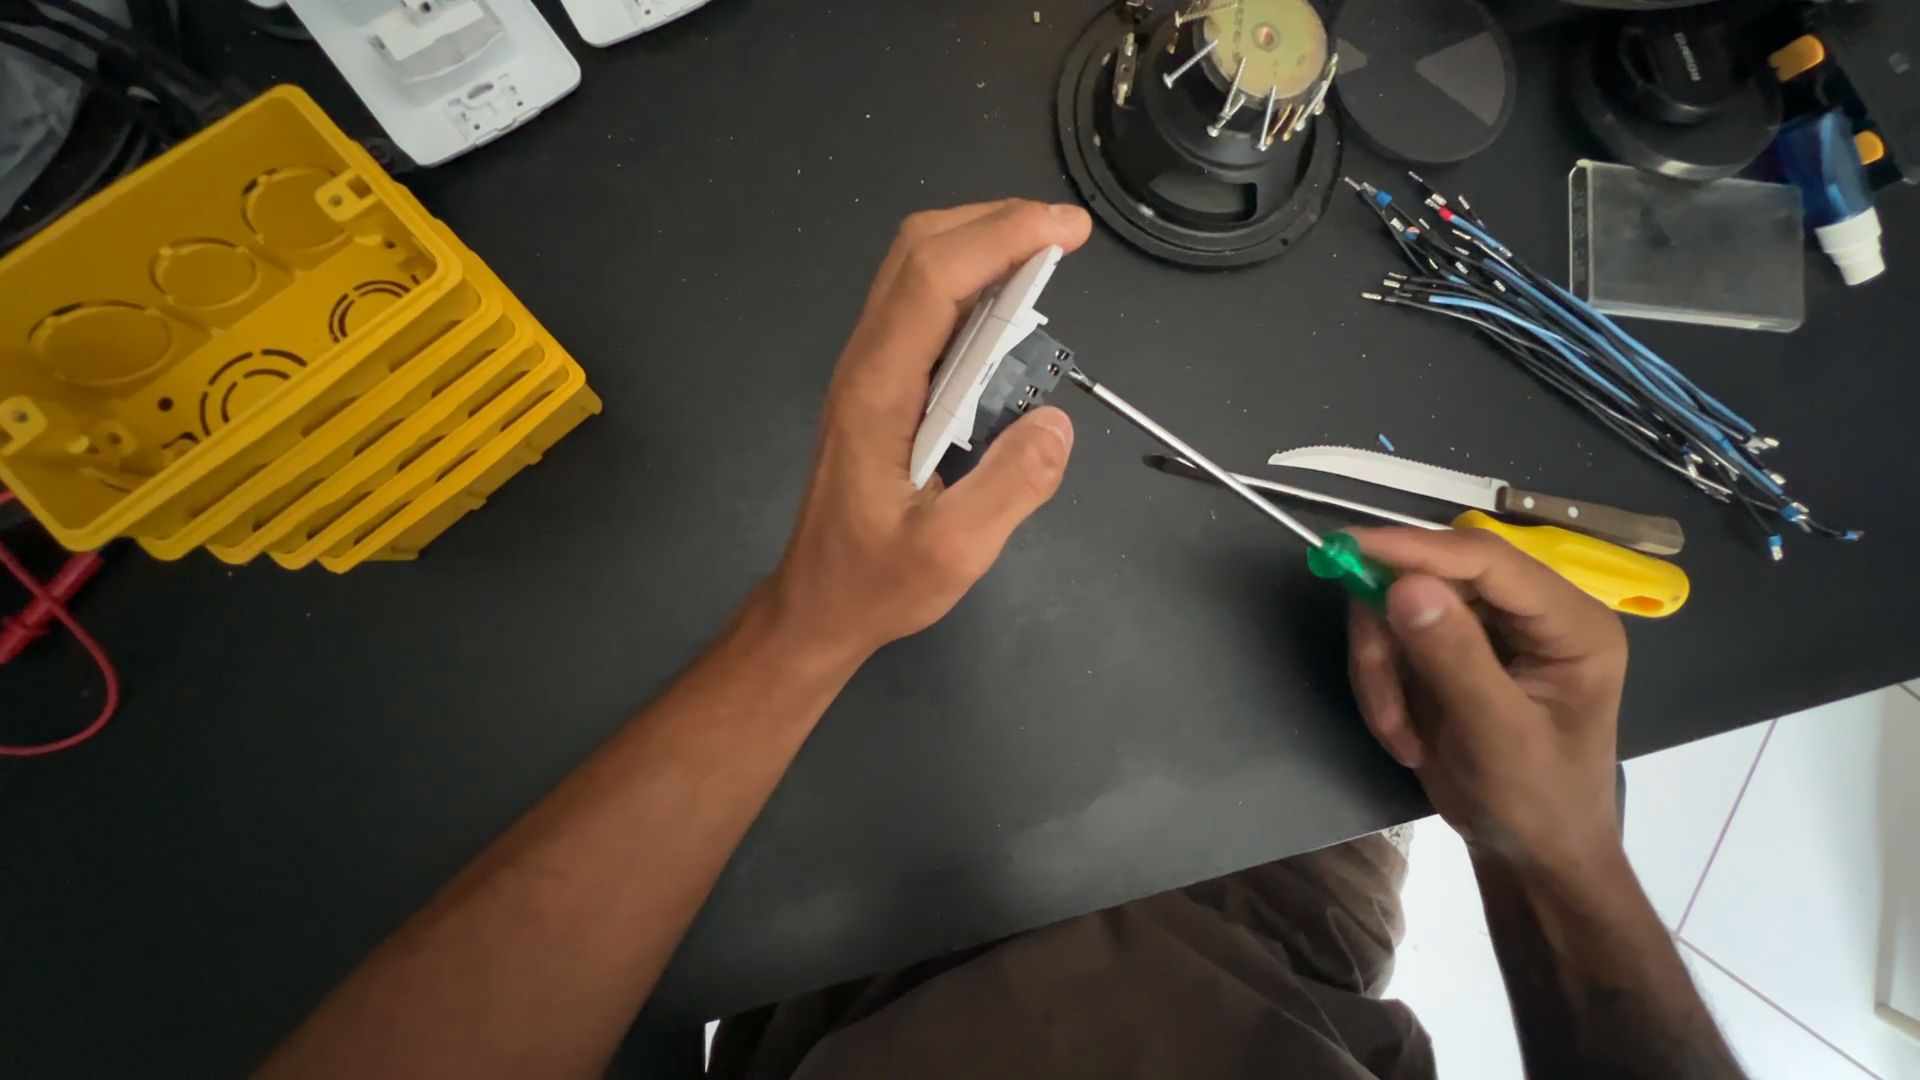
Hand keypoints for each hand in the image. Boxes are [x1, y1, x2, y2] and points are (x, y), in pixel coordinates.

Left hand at [760, 200, 1093, 664]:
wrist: (820, 602)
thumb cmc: (876, 581)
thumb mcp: (951, 551)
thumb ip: (1009, 488)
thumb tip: (1057, 424)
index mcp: (878, 392)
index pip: (934, 280)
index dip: (1002, 237)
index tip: (1069, 232)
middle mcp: (865, 365)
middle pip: (916, 252)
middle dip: (993, 223)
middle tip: (1065, 237)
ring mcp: (867, 373)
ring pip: (913, 272)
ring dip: (979, 246)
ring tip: (1044, 261)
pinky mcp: (878, 388)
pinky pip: (920, 311)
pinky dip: (968, 286)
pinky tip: (1006, 310)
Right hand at [1345, 528, 1628, 871]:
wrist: (1527, 851)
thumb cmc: (1536, 801)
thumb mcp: (1497, 734)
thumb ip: (1454, 657)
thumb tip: (1403, 585)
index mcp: (1568, 621)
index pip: (1484, 558)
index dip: (1414, 548)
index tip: (1347, 548)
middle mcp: (1524, 611)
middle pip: (1428, 578)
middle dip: (1389, 634)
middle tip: (1375, 686)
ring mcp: (1479, 628)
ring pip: (1394, 607)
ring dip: (1379, 670)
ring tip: (1397, 728)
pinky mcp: (1442, 646)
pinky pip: (1384, 638)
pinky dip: (1378, 682)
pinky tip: (1402, 729)